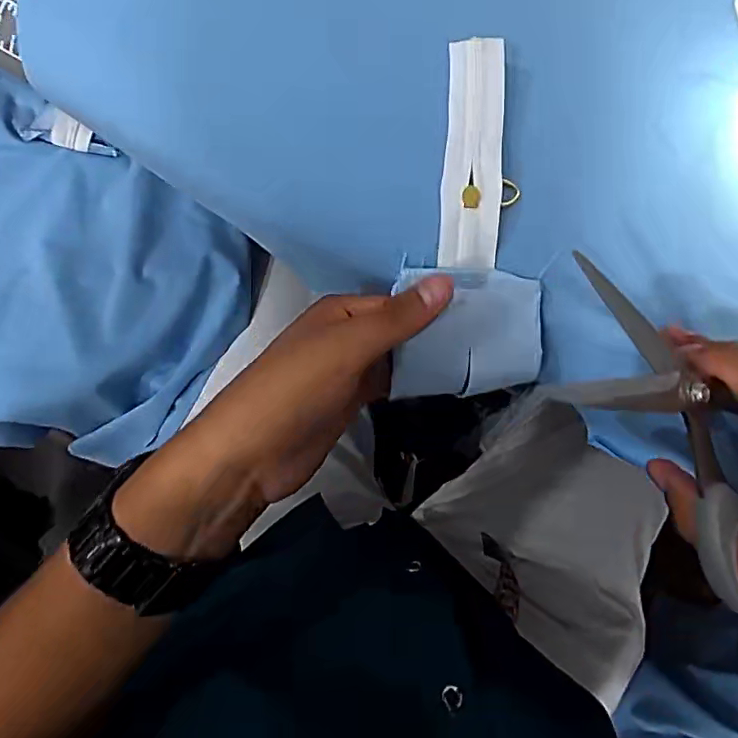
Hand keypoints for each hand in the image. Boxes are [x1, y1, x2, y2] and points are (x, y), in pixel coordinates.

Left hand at [114, 276, 452, 561]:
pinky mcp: (348, 402)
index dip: (434, 303)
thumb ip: (398, 318)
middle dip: (433, 329)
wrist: (250, 457)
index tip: (482, 307)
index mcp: (340, 311)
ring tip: (476, 354)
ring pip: (394, 356)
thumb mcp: (349, 346)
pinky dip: (410, 382)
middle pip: (397, 327)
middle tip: (487, 332)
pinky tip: (441, 383)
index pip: (397, 300)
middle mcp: (344, 335)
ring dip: (424, 356)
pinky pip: (387, 384)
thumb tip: (446, 280)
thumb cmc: (296, 389)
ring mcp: (346, 371)